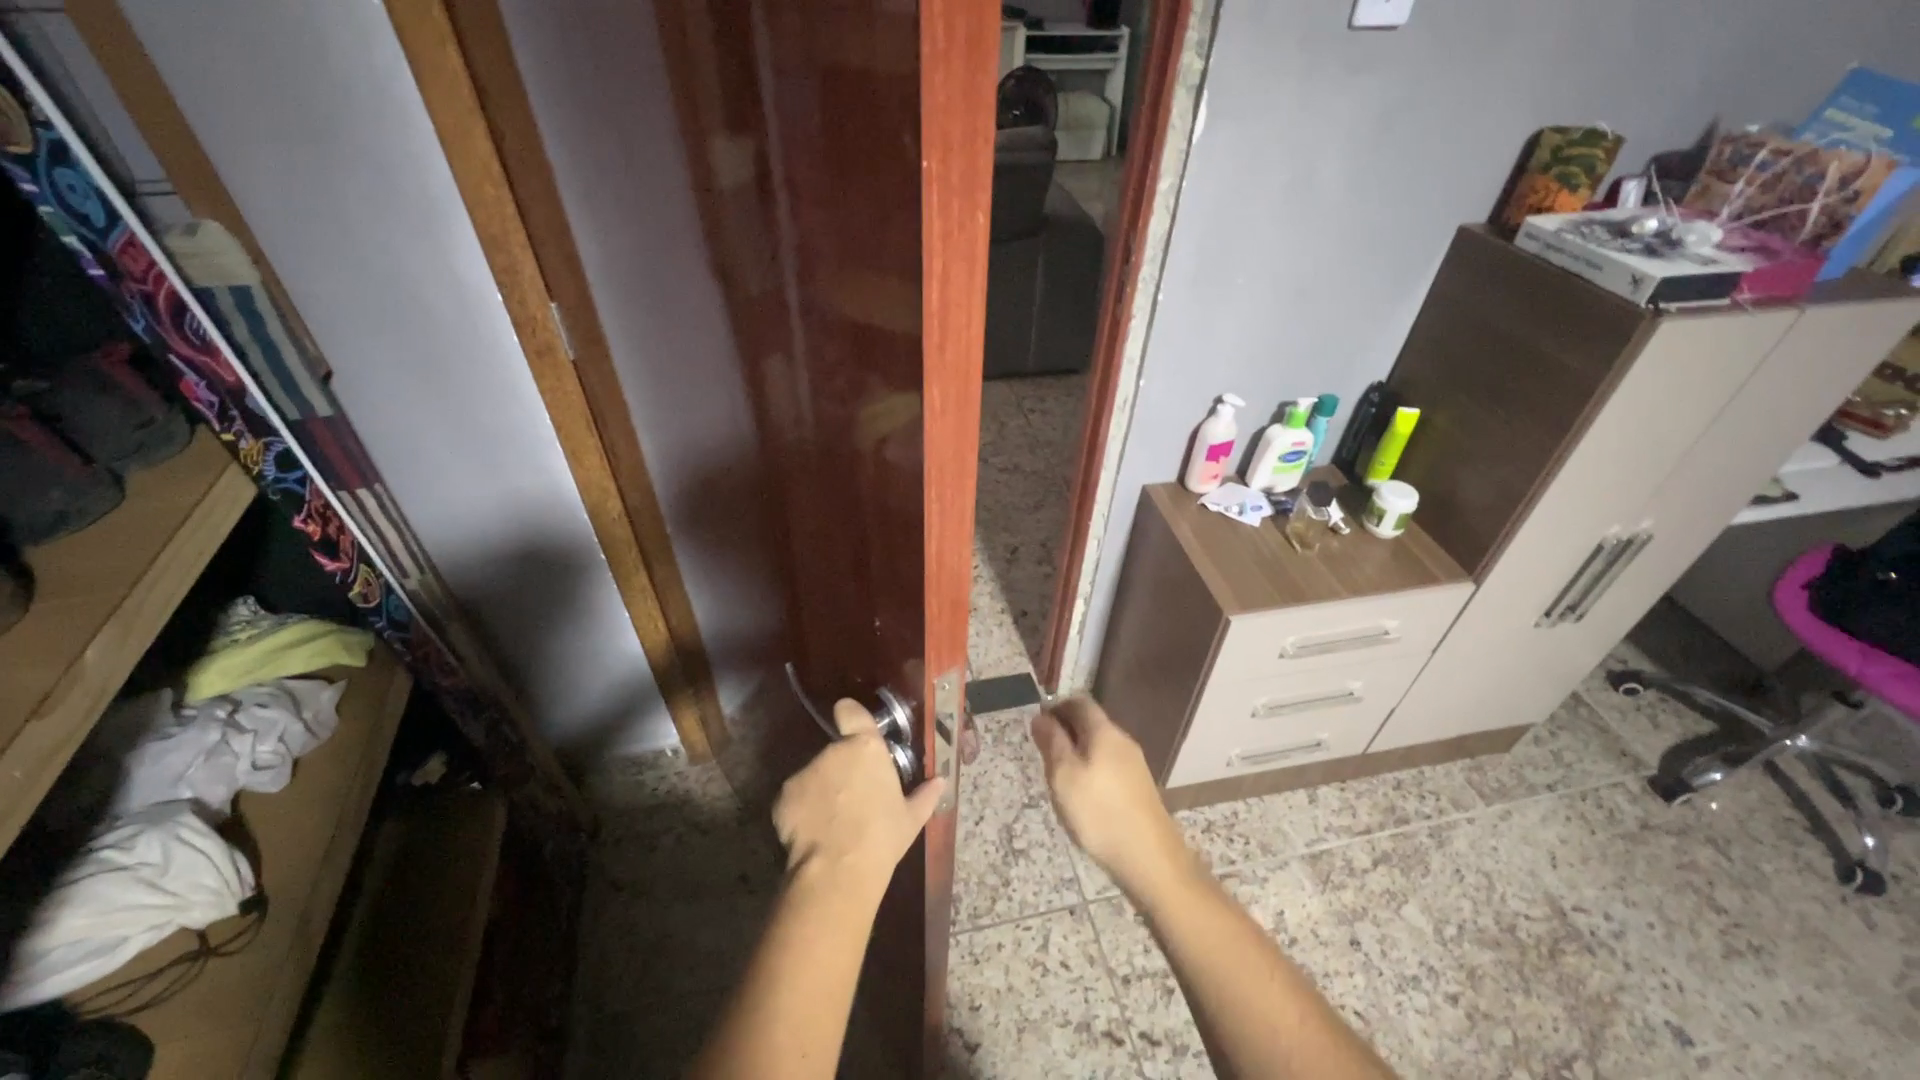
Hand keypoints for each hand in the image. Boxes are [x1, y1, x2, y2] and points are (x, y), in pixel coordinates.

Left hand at [773, 699, 946, 902]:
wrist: (839, 869)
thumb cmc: (883, 838)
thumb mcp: (911, 818)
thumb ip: (925, 795)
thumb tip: (940, 781)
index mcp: (866, 749)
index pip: (850, 711)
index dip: (850, 715)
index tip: (851, 725)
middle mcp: (833, 752)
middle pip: (835, 752)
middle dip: (841, 770)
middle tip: (852, 799)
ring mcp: (805, 772)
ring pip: (814, 775)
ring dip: (822, 790)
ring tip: (833, 822)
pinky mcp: (784, 795)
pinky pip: (795, 797)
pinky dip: (802, 809)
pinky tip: (814, 832)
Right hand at [1030, 698, 1197, 898]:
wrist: (1149, 857)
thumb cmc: (1098, 812)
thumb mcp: (1063, 775)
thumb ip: (1052, 742)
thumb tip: (1041, 716)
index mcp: (1105, 732)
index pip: (1079, 702)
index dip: (1056, 706)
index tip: (1037, 725)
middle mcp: (1123, 741)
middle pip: (1091, 723)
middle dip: (1065, 731)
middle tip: (1043, 755)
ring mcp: (1135, 765)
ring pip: (1099, 746)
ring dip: (1077, 753)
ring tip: (1059, 779)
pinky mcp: (1139, 787)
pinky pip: (1109, 765)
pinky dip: (1091, 770)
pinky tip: (1082, 796)